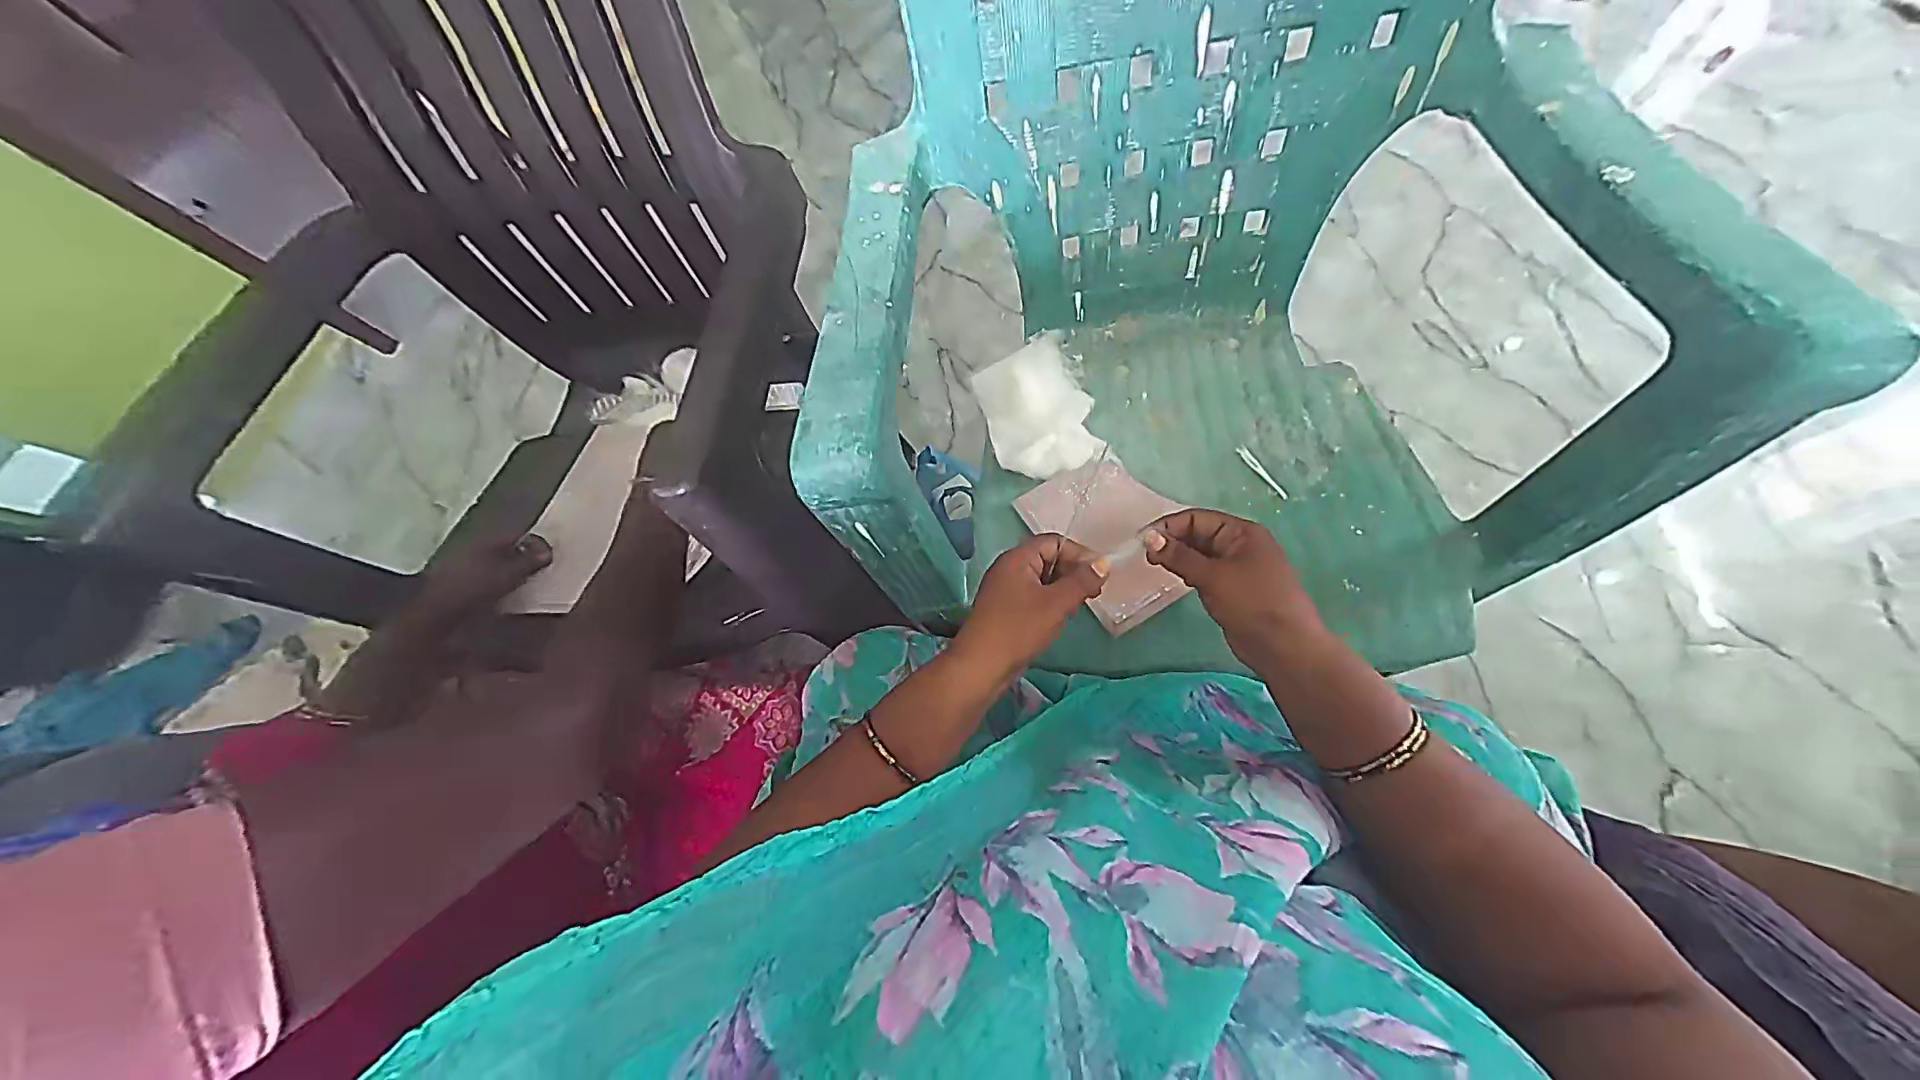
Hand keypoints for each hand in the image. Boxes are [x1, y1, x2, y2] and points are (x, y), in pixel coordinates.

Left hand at [951, 535, 1108, 683]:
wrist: (981, 665)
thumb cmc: (1019, 629)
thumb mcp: (1056, 604)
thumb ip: (1082, 581)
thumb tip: (1104, 564)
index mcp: (1017, 558)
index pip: (1053, 542)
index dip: (1079, 554)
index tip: (1099, 574)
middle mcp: (1009, 568)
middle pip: (1048, 558)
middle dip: (1073, 572)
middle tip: (1093, 593)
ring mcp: (1005, 589)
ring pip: (1042, 579)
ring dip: (1063, 588)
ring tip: (1080, 605)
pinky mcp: (1006, 608)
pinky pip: (1034, 595)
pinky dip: (1051, 601)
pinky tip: (1061, 616)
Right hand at [1144, 509, 1329, 669]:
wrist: (1284, 646)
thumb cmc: (1251, 602)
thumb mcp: (1212, 576)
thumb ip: (1179, 556)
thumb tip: (1150, 538)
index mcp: (1242, 533)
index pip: (1198, 518)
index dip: (1169, 526)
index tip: (1143, 540)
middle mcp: (1240, 545)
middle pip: (1199, 534)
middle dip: (1172, 541)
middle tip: (1146, 556)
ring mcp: (1237, 567)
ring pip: (1200, 554)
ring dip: (1179, 557)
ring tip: (1156, 566)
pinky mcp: (1232, 588)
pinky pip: (1205, 572)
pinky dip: (1189, 572)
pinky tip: (1176, 579)